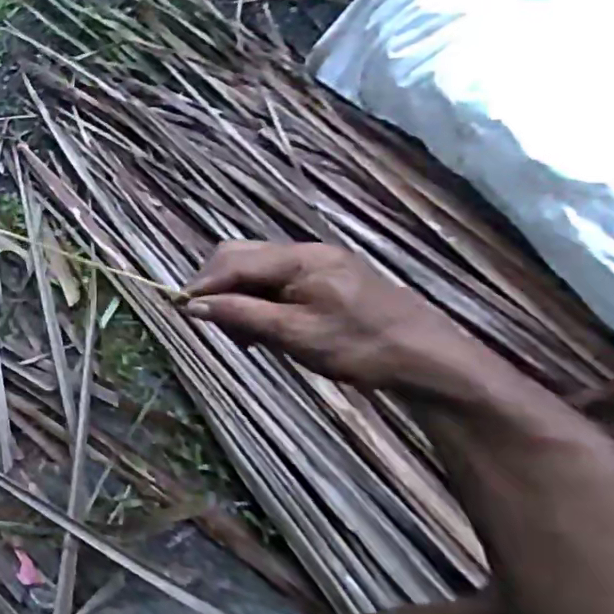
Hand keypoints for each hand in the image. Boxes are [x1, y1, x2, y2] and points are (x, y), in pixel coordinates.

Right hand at [180, 241, 501, 398]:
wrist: (432, 361)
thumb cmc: (362, 347)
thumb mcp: (294, 335)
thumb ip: (241, 316)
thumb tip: (193, 305)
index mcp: (299, 260)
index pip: (232, 262)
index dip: (201, 285)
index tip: (181, 310)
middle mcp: (306, 252)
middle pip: (239, 256)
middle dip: (217, 287)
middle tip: (216, 324)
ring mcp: (318, 264)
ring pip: (255, 269)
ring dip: (237, 296)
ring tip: (244, 334)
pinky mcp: (327, 279)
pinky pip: (275, 280)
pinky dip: (259, 300)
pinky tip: (266, 328)